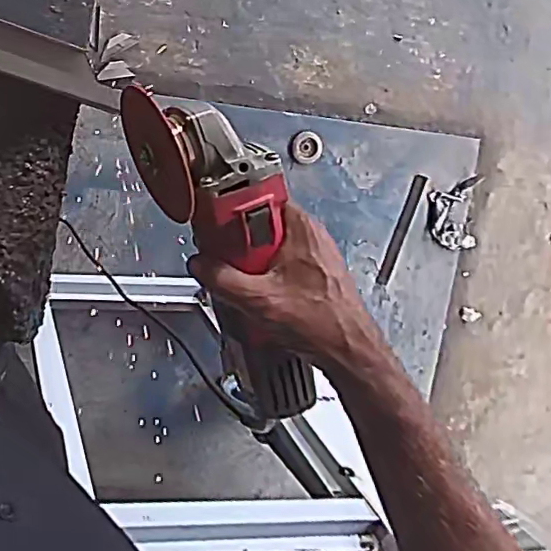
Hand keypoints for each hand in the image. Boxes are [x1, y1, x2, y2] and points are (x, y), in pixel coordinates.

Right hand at [188, 203, 391, 375]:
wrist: (349, 352)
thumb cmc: (322, 323)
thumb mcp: (258, 300)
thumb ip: (221, 279)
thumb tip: (201, 265)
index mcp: (300, 225)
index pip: (256, 197)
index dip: (231, 210)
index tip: (215, 226)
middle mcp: (309, 232)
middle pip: (259, 223)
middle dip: (238, 242)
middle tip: (226, 261)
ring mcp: (313, 251)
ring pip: (268, 244)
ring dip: (251, 261)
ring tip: (244, 282)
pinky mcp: (314, 270)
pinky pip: (280, 261)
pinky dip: (266, 273)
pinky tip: (262, 295)